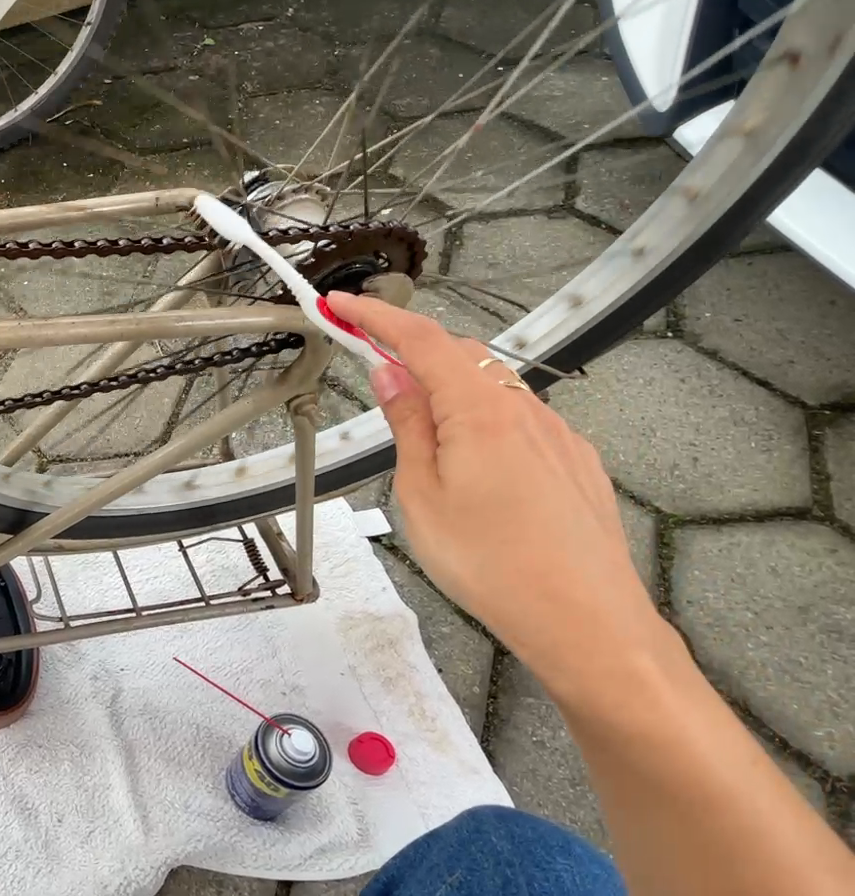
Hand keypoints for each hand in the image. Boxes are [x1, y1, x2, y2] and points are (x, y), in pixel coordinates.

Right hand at [325, 291, 666, 690]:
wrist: (586, 623)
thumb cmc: (488, 562)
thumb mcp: (420, 492)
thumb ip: (408, 424)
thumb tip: (390, 374)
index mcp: (479, 411)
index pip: (422, 340)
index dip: (376, 315)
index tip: (339, 302)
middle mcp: (525, 411)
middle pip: (461, 355)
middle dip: (410, 347)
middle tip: (367, 359)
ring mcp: (559, 436)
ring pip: (492, 387)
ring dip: (446, 384)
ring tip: (414, 422)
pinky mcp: (576, 464)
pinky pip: (520, 419)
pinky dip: (481, 414)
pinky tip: (469, 457)